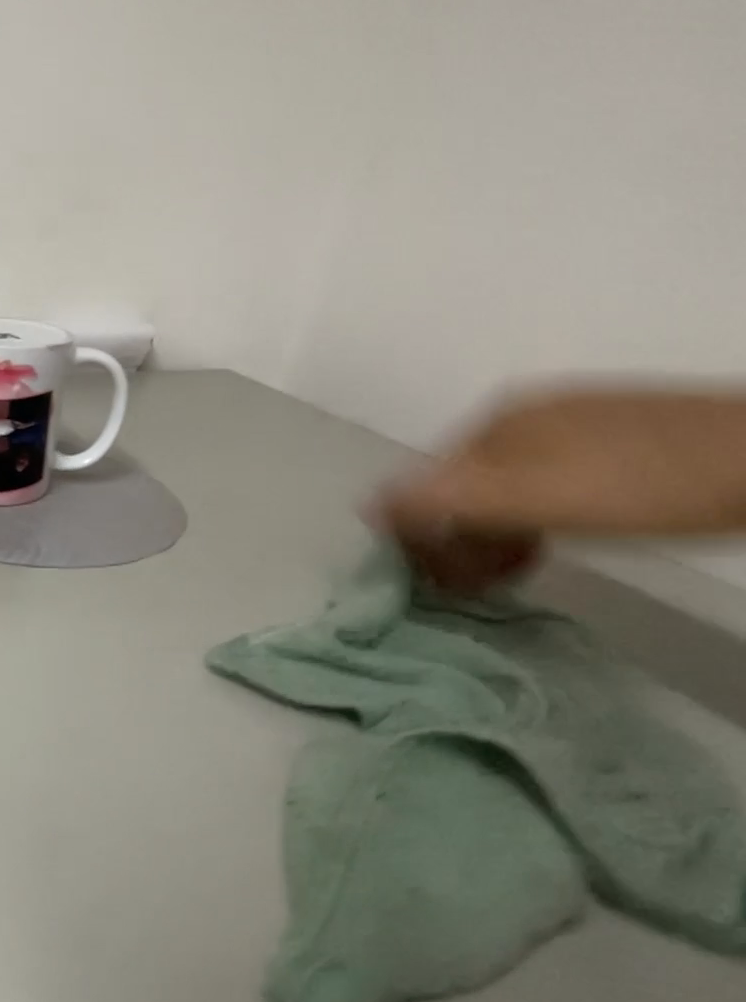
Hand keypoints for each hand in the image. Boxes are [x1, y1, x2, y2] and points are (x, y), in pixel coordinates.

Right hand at [375, 388, 745, 591]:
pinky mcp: (616, 442)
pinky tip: (551, 542)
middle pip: (462, 484)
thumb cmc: (640, 486)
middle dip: (457, 536)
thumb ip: (438, 500)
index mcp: (493, 422)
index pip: (424, 483)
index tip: (437, 582)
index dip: (421, 535)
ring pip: (503, 488)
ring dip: (493, 534)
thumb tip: (361, 506)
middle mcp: (524, 416)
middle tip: (473, 585)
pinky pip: (545, 486)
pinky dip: (534, 520)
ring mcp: (572, 425)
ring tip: (510, 572)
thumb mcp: (526, 498)